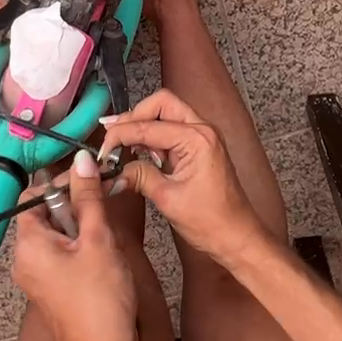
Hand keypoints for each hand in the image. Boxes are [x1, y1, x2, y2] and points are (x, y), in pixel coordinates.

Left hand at [11, 150, 135, 340]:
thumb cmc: (100, 297)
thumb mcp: (98, 240)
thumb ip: (89, 197)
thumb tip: (82, 159)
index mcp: (28, 244)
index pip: (32, 195)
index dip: (61, 182)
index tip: (90, 180)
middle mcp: (24, 258)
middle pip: (43, 212)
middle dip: (74, 201)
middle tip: (105, 197)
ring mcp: (36, 275)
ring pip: (54, 232)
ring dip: (80, 221)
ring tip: (107, 222)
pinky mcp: (51, 287)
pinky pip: (60, 252)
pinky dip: (78, 242)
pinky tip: (103, 246)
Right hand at [100, 90, 272, 267]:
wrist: (237, 237)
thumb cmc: (210, 221)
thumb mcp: (168, 199)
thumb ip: (139, 176)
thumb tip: (113, 171)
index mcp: (197, 139)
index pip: (149, 126)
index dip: (121, 135)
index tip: (104, 149)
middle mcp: (203, 129)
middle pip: (161, 104)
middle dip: (134, 116)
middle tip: (113, 136)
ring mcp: (204, 135)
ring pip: (167, 112)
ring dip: (144, 125)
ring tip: (124, 147)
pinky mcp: (201, 145)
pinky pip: (174, 128)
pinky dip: (155, 135)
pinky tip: (142, 152)